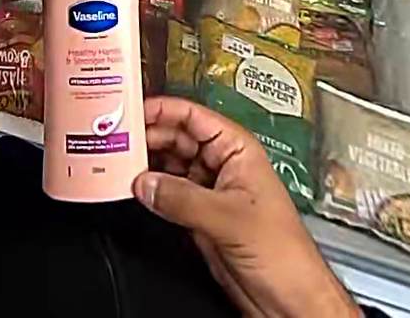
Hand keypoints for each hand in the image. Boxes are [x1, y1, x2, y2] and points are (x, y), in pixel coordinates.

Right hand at [136, 97, 358, 317]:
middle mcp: (220, 162)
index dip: (162, 109)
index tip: (133, 110)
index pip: (192, 115)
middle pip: (176, 136)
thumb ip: (182, 199)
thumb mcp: (229, 218)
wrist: (292, 303)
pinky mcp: (200, 214)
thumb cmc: (283, 253)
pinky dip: (151, 188)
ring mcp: (209, 188)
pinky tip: (134, 187)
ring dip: (146, 162)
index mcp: (235, 147)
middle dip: (148, 136)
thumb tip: (144, 183)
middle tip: (117, 138)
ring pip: (169, 163)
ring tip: (119, 160)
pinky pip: (168, 191)